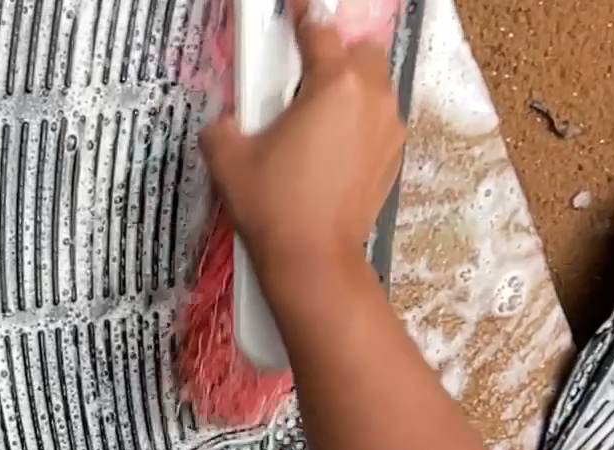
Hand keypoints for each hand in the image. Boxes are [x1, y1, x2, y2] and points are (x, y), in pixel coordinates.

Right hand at [199, 0, 403, 276]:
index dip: (302, 15)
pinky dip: (355, 128)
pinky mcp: (391, 157)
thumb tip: (224, 123)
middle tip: (298, 88)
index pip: (318, 32)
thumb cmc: (271, 207)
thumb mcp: (228, 165)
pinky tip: (326, 156)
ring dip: (346, 94)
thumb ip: (221, 129)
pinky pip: (376, 124)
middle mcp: (369, 96)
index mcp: (331, 85)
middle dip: (332, 60)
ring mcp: (387, 127)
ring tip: (312, 126)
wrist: (311, 259)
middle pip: (358, 52)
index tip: (294, 7)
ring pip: (372, 88)